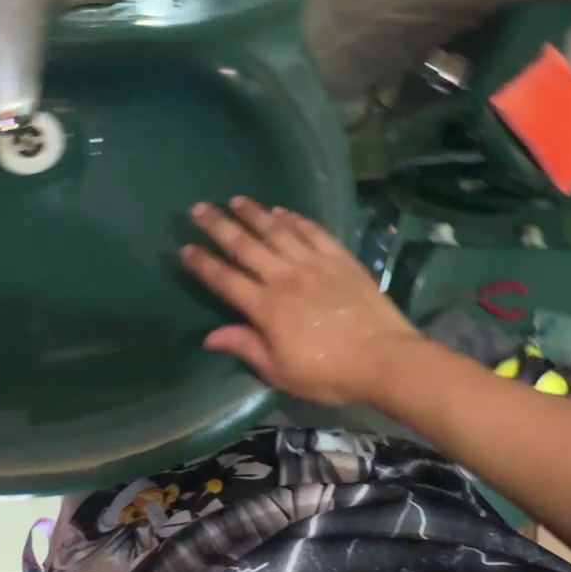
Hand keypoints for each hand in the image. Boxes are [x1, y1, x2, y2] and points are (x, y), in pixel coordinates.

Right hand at [181, 197, 425, 406]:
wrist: (385, 359)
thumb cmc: (329, 372)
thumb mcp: (280, 371)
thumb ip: (245, 347)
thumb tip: (210, 337)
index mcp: (266, 307)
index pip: (225, 279)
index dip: (203, 263)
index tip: (185, 248)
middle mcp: (285, 277)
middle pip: (245, 245)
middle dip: (219, 225)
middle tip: (199, 207)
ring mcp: (314, 263)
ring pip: (277, 230)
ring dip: (254, 213)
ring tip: (236, 199)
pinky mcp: (339, 258)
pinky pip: (312, 231)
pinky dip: (294, 219)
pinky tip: (282, 211)